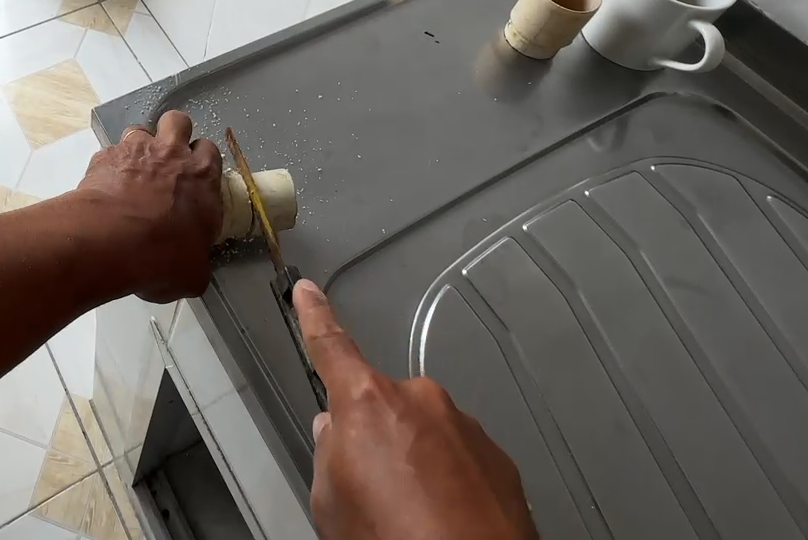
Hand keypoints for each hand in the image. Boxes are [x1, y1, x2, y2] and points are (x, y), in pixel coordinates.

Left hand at [75, 110, 222, 302]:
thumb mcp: (193, 272)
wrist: (110, 241)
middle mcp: (171, 154)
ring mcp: (135, 150)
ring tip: (132, 173)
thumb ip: (196, 260)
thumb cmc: (163, 257)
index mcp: (202, 177)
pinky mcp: (103, 157)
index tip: (194, 179)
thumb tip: (192, 267)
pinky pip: (109, 153)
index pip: (209, 151)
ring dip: (138, 147)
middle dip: (174, 134)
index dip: (201, 161)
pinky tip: (105, 188)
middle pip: (178, 121)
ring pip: (140, 129)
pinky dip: (109, 167)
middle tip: (166, 159)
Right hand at [294, 280, 536, 539]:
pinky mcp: (500, 462)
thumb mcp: (330, 503)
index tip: (307, 291)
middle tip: (375, 488)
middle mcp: (418, 401)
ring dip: (417, 462)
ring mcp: (465, 429)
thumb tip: (335, 436)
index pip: (330, 345)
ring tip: (417, 517)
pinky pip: (462, 461)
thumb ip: (327, 455)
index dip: (315, 315)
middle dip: (375, 434)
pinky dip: (453, 485)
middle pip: (381, 406)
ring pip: (425, 434)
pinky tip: (449, 523)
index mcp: (366, 401)